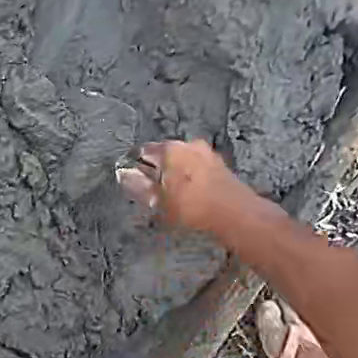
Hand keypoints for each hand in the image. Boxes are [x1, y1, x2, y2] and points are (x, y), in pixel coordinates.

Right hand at [116, 139, 252, 234]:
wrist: (234, 213)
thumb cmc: (191, 206)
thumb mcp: (158, 201)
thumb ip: (138, 186)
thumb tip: (123, 174)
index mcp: (170, 149)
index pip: (142, 151)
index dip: (134, 166)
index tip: (133, 182)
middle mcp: (188, 144)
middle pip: (163, 154)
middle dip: (156, 169)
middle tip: (152, 191)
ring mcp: (206, 152)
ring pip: (182, 161)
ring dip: (174, 174)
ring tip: (172, 195)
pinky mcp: (219, 164)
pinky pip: (196, 168)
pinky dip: (190, 177)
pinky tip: (190, 194)